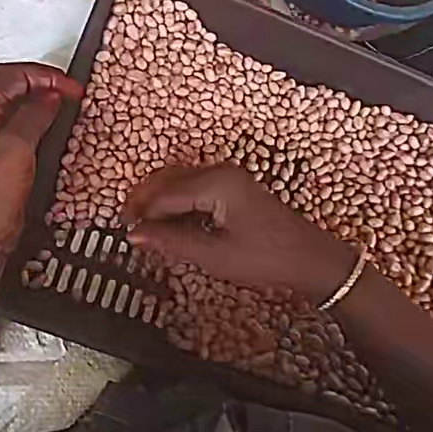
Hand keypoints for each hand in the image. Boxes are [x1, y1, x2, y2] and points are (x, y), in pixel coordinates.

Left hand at [0, 63, 81, 280]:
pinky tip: (57, 143)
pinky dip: (41, 134)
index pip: (11, 74)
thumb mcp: (14, 149)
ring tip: (69, 114)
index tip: (74, 88)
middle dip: (42, 85)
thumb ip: (33, 116)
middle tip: (72, 94)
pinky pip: (22, 141)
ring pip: (17, 115)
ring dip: (42, 109)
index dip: (44, 75)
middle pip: (10, 88)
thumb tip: (50, 95)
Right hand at [122, 165, 355, 302]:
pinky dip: (175, 201)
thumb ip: (171, 242)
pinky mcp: (232, 187)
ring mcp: (228, 177)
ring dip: (159, 199)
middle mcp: (220, 172)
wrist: (309, 259)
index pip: (164, 194)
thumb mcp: (214, 256)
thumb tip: (135, 234)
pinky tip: (169, 222)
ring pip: (179, 180)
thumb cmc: (266, 259)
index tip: (122, 230)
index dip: (140, 212)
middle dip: (144, 200)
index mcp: (216, 184)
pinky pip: (193, 186)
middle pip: (168, 179)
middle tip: (127, 225)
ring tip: (144, 225)